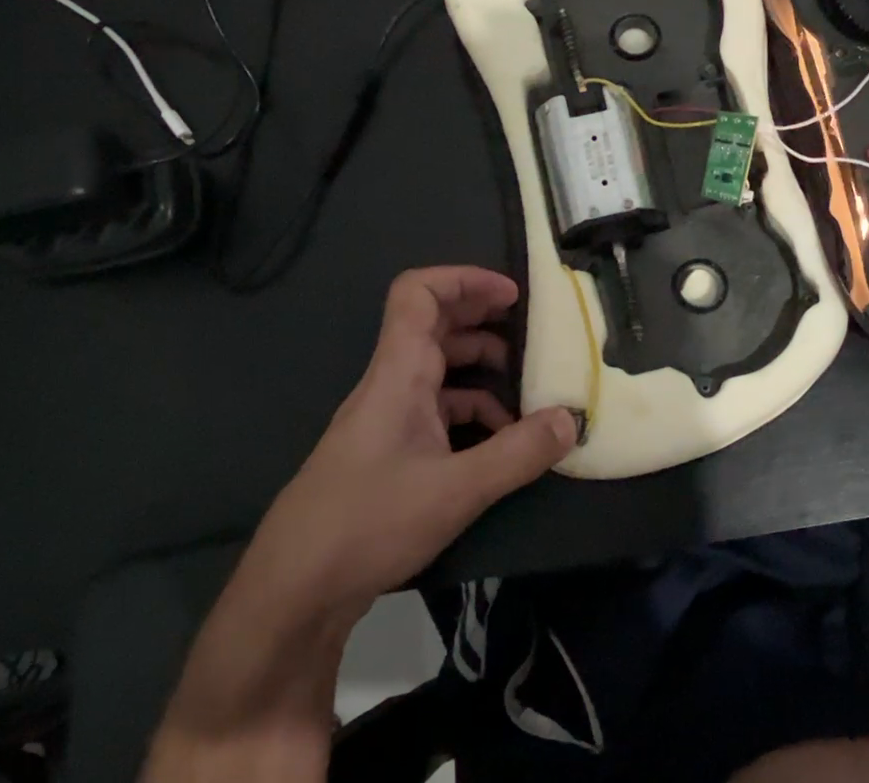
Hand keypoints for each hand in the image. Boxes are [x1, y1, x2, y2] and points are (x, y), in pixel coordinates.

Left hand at [248, 265, 579, 620]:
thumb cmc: (370, 522)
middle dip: (485, 323)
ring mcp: (387, 420)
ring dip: (483, 374)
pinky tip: (501, 445)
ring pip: (439, 374)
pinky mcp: (389, 454)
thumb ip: (518, 452)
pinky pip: (437, 414)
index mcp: (398, 374)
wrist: (296, 587)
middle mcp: (391, 386)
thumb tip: (571, 420)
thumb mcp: (457, 489)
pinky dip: (473, 416)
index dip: (465, 280)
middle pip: (435, 328)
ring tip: (529, 396)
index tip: (513, 297)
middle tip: (533, 337)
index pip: (419, 294)